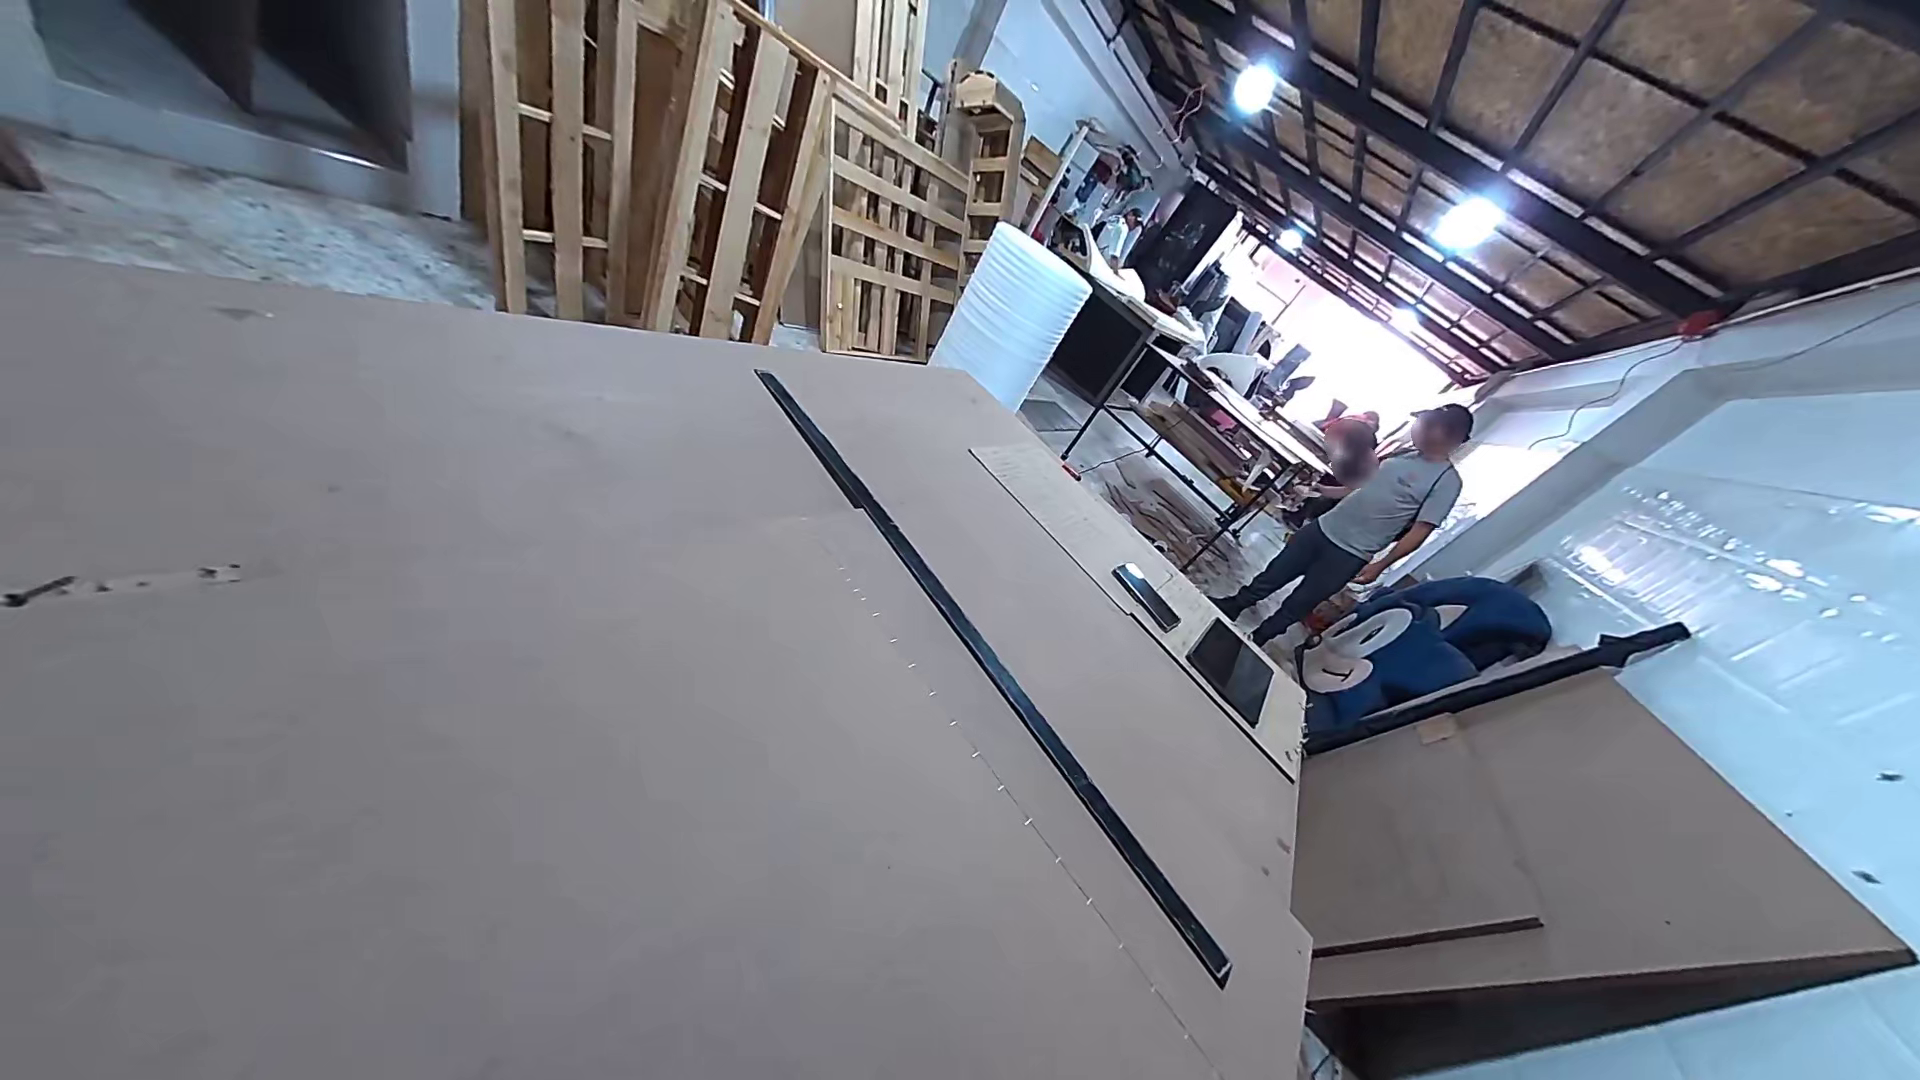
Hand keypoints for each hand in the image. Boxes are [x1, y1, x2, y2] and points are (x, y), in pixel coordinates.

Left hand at [1353, 560, 1387, 584]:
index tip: (1348, 579)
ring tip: (1355, 579)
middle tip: (1351, 579)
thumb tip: (1353, 576)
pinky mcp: (1373, 580)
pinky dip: (1363, 581)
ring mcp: (1371, 581)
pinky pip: (1366, 582)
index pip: (1356, 581)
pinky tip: (1361, 578)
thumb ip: (1358, 573)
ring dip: (1359, 582)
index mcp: (1365, 579)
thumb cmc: (1371, 567)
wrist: (1380, 566)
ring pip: (1363, 583)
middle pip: (1359, 583)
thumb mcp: (1363, 569)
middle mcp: (1368, 581)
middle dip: (1355, 581)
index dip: (1352, 580)